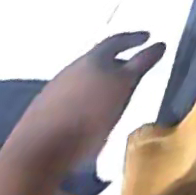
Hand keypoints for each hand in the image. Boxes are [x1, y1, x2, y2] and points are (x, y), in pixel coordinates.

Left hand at [3, 32, 165, 174]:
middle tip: (133, 64)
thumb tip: (160, 44)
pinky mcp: (39, 115)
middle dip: (117, 60)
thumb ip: (142, 64)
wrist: (35, 157)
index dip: (134, 38)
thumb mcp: (124, 86)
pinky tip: (90, 111)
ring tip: (114, 90)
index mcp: (92, 60)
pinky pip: (70, 97)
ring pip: (82, 79)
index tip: (149, 37)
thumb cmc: (88, 116)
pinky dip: (86, 97)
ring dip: (100, 80)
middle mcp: (70, 71)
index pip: (116, 41)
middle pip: (97, 59)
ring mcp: (51, 93)